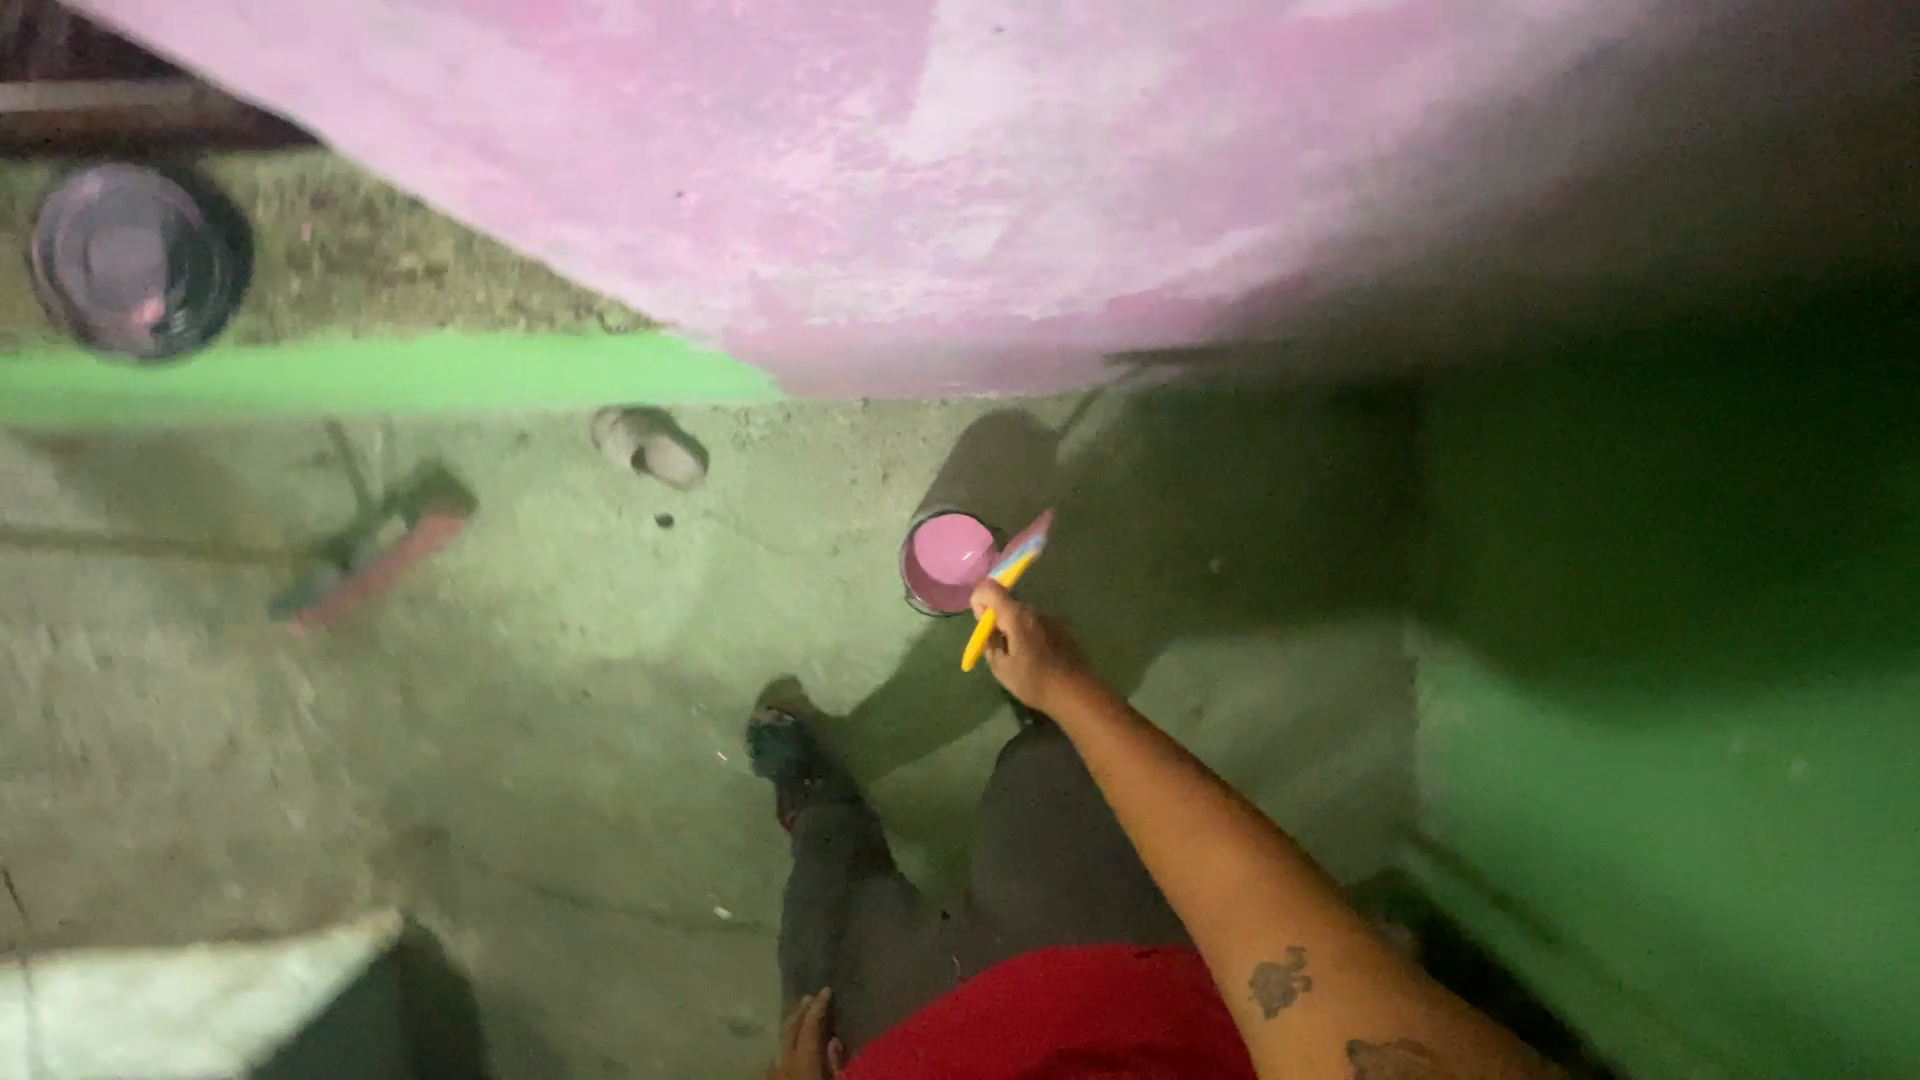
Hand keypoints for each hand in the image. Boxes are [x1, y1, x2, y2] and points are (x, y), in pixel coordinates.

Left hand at [767, 989, 846, 1079]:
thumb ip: (834, 1061)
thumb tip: (834, 1042)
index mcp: (804, 1057)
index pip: (810, 1024)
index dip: (818, 1005)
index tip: (826, 989)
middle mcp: (785, 1059)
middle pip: (791, 1028)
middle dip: (800, 1011)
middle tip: (809, 997)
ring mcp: (774, 1069)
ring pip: (782, 1040)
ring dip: (792, 1026)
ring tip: (800, 1017)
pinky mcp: (770, 1077)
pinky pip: (778, 1054)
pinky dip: (786, 1043)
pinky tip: (791, 1044)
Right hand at [969, 580, 1093, 711]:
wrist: (1076, 691)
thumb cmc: (1034, 681)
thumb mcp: (1001, 668)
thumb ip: (990, 644)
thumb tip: (989, 632)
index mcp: (1016, 616)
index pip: (989, 588)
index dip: (979, 601)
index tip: (983, 626)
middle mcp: (1033, 611)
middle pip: (1006, 603)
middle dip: (996, 620)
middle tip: (998, 647)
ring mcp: (1049, 618)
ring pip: (1022, 615)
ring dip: (1013, 628)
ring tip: (1017, 656)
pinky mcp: (1061, 629)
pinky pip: (1036, 624)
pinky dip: (1028, 634)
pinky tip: (1035, 658)